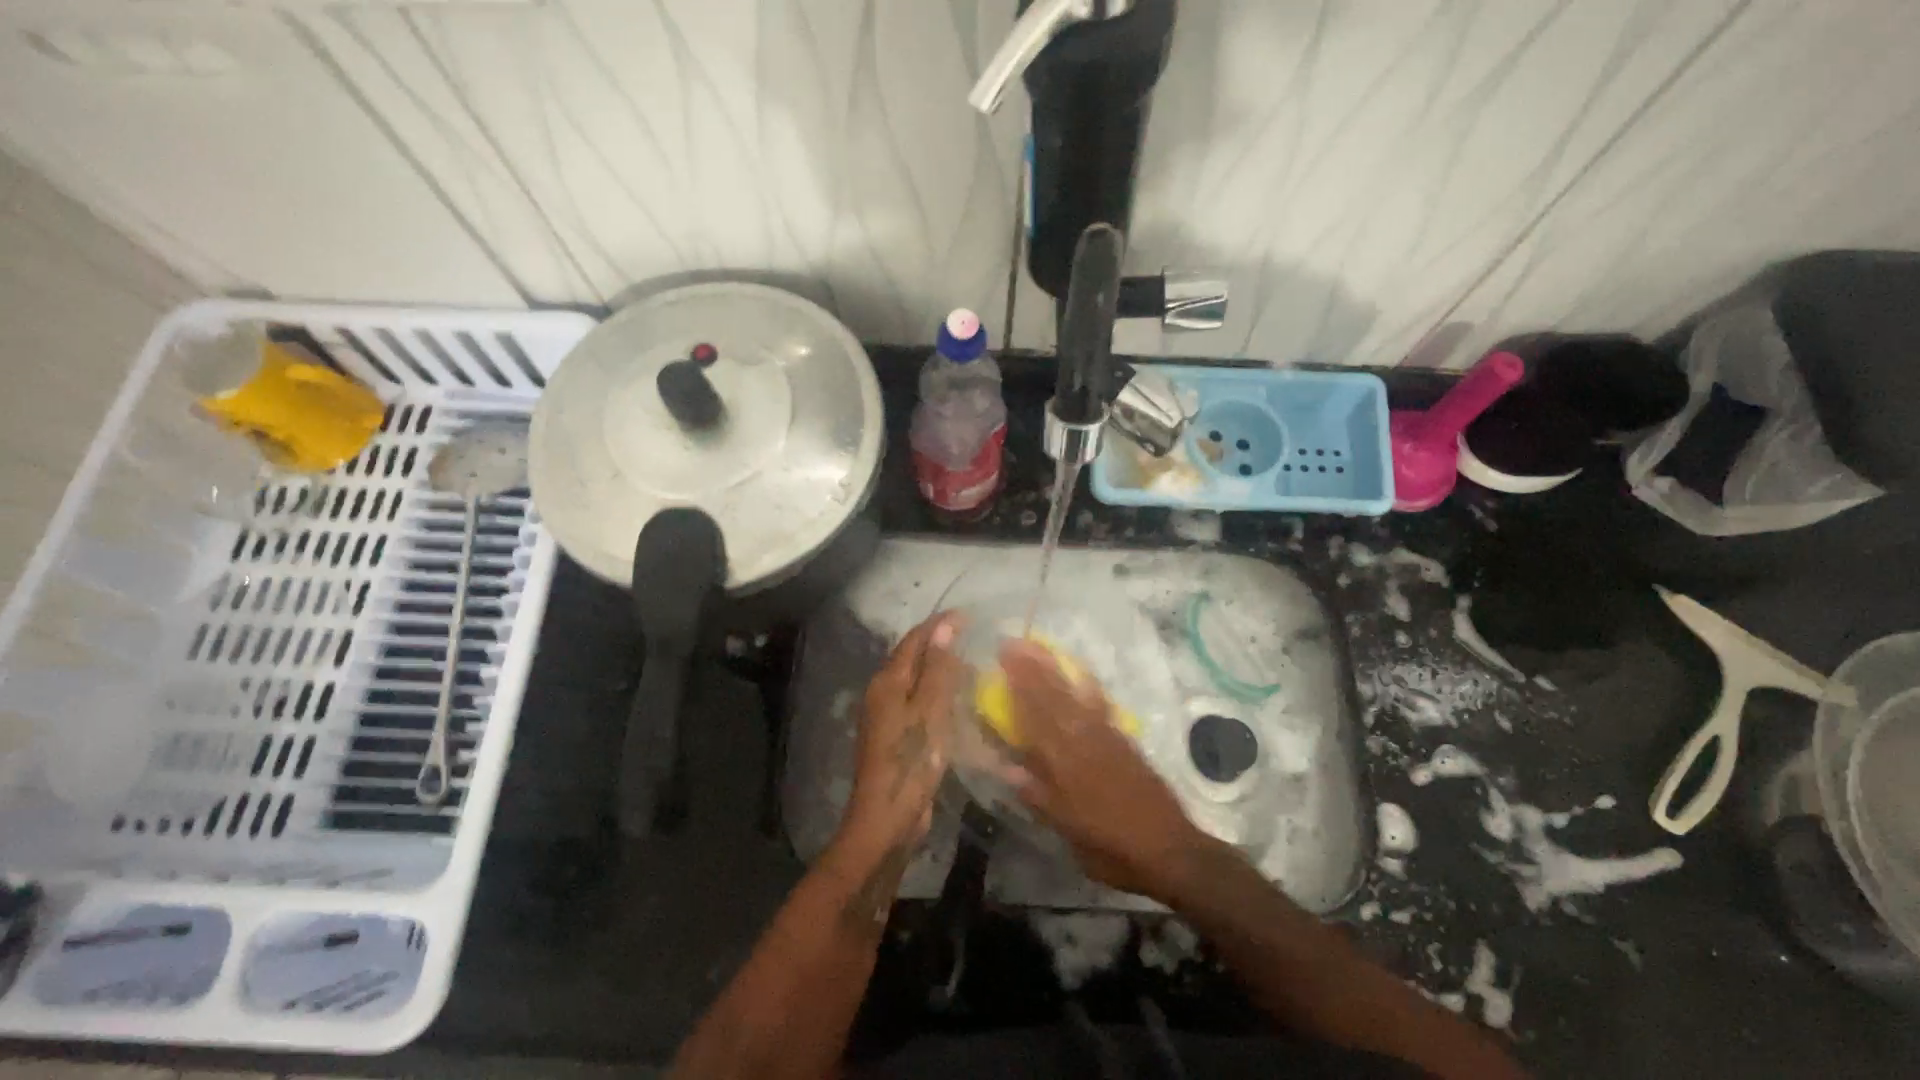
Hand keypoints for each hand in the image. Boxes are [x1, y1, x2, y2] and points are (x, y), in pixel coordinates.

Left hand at [838, 612, 965, 855]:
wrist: (887, 819)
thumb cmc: (910, 763)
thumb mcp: (930, 712)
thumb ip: (938, 669)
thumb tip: (945, 625)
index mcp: (887, 682)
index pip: (914, 640)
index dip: (940, 625)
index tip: (970, 616)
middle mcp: (882, 694)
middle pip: (912, 658)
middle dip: (940, 644)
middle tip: (975, 637)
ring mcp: (887, 718)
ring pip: (915, 682)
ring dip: (940, 670)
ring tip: (973, 664)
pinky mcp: (897, 739)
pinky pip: (919, 705)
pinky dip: (938, 695)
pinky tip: (958, 702)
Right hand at [998, 639, 1204, 896]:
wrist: (1171, 851)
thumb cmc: (1113, 849)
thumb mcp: (1069, 832)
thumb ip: (1039, 797)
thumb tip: (1006, 768)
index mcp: (1067, 764)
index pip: (1036, 717)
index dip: (1018, 687)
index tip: (1003, 659)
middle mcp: (1086, 744)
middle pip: (1055, 700)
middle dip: (1034, 669)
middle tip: (1014, 642)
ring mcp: (1109, 740)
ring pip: (1077, 698)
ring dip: (1057, 671)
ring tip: (1041, 649)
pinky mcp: (1126, 744)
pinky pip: (1101, 707)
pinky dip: (1089, 689)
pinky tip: (1083, 677)